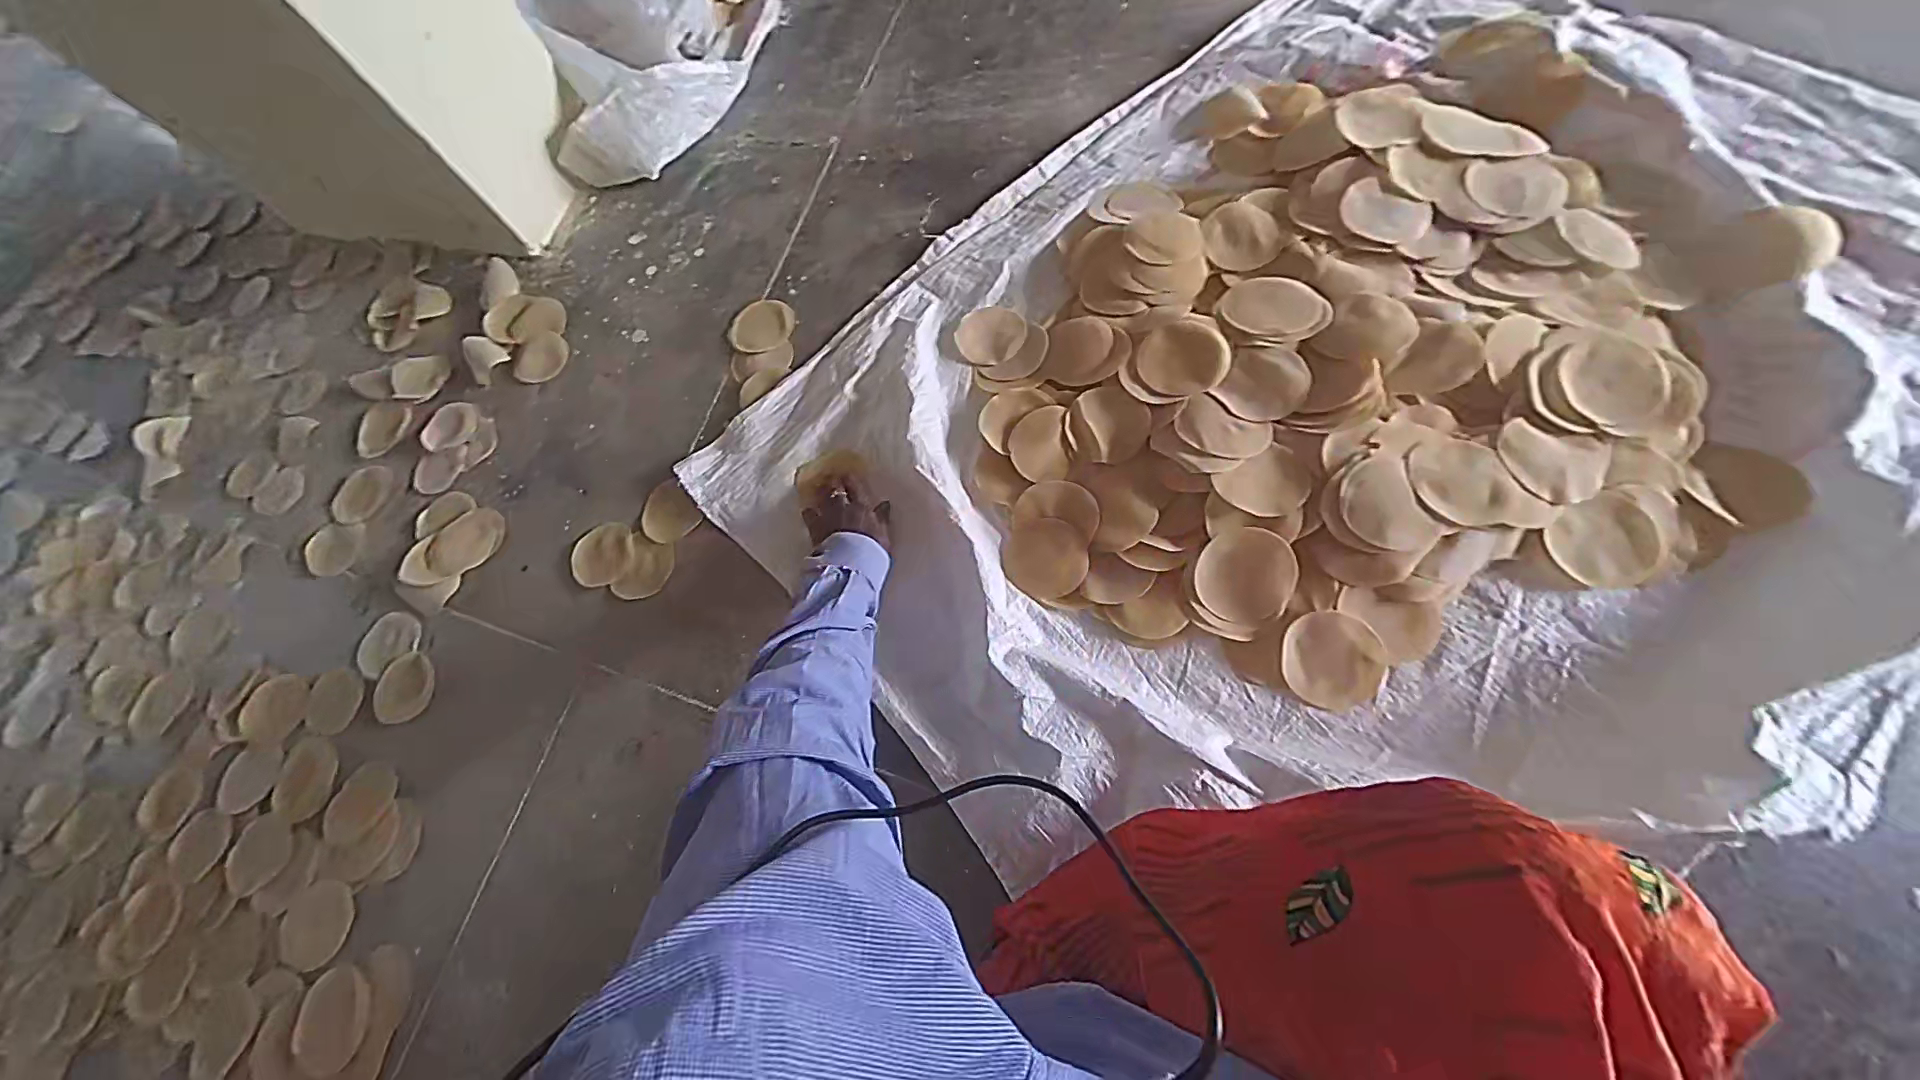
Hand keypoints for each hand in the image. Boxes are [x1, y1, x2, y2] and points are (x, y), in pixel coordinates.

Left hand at [802, 470, 890, 551]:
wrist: (851, 563)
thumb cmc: (872, 549)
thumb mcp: (884, 534)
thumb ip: (883, 518)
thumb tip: (885, 503)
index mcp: (862, 507)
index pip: (856, 488)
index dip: (850, 479)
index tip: (847, 473)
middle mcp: (843, 507)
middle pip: (837, 491)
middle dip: (834, 484)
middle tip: (831, 478)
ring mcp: (828, 516)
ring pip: (822, 499)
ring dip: (822, 493)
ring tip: (819, 489)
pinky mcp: (815, 528)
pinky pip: (809, 515)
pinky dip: (809, 511)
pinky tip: (807, 510)